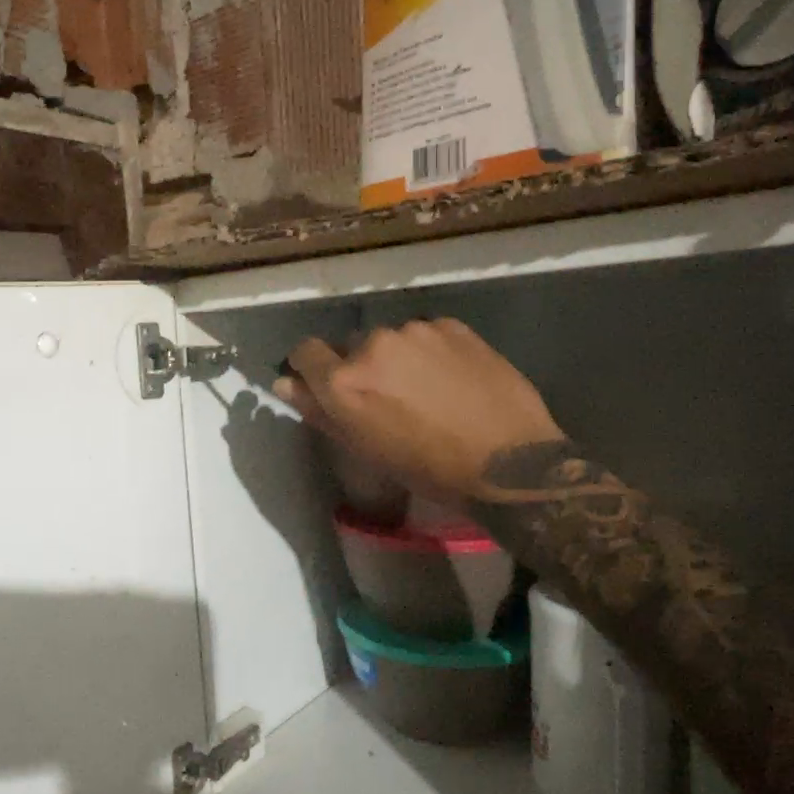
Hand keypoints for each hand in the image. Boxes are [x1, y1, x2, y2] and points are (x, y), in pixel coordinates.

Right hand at [274, 319, 563, 499]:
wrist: (507, 461)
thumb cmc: (427, 469)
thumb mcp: (364, 449)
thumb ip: (319, 412)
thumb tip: (285, 384)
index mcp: (344, 381)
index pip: (305, 352)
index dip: (311, 368)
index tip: (326, 386)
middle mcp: (373, 344)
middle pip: (351, 346)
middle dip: (361, 366)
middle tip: (387, 398)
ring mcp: (416, 330)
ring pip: (392, 339)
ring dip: (398, 358)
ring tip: (426, 390)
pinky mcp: (452, 325)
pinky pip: (427, 334)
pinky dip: (430, 352)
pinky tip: (452, 380)